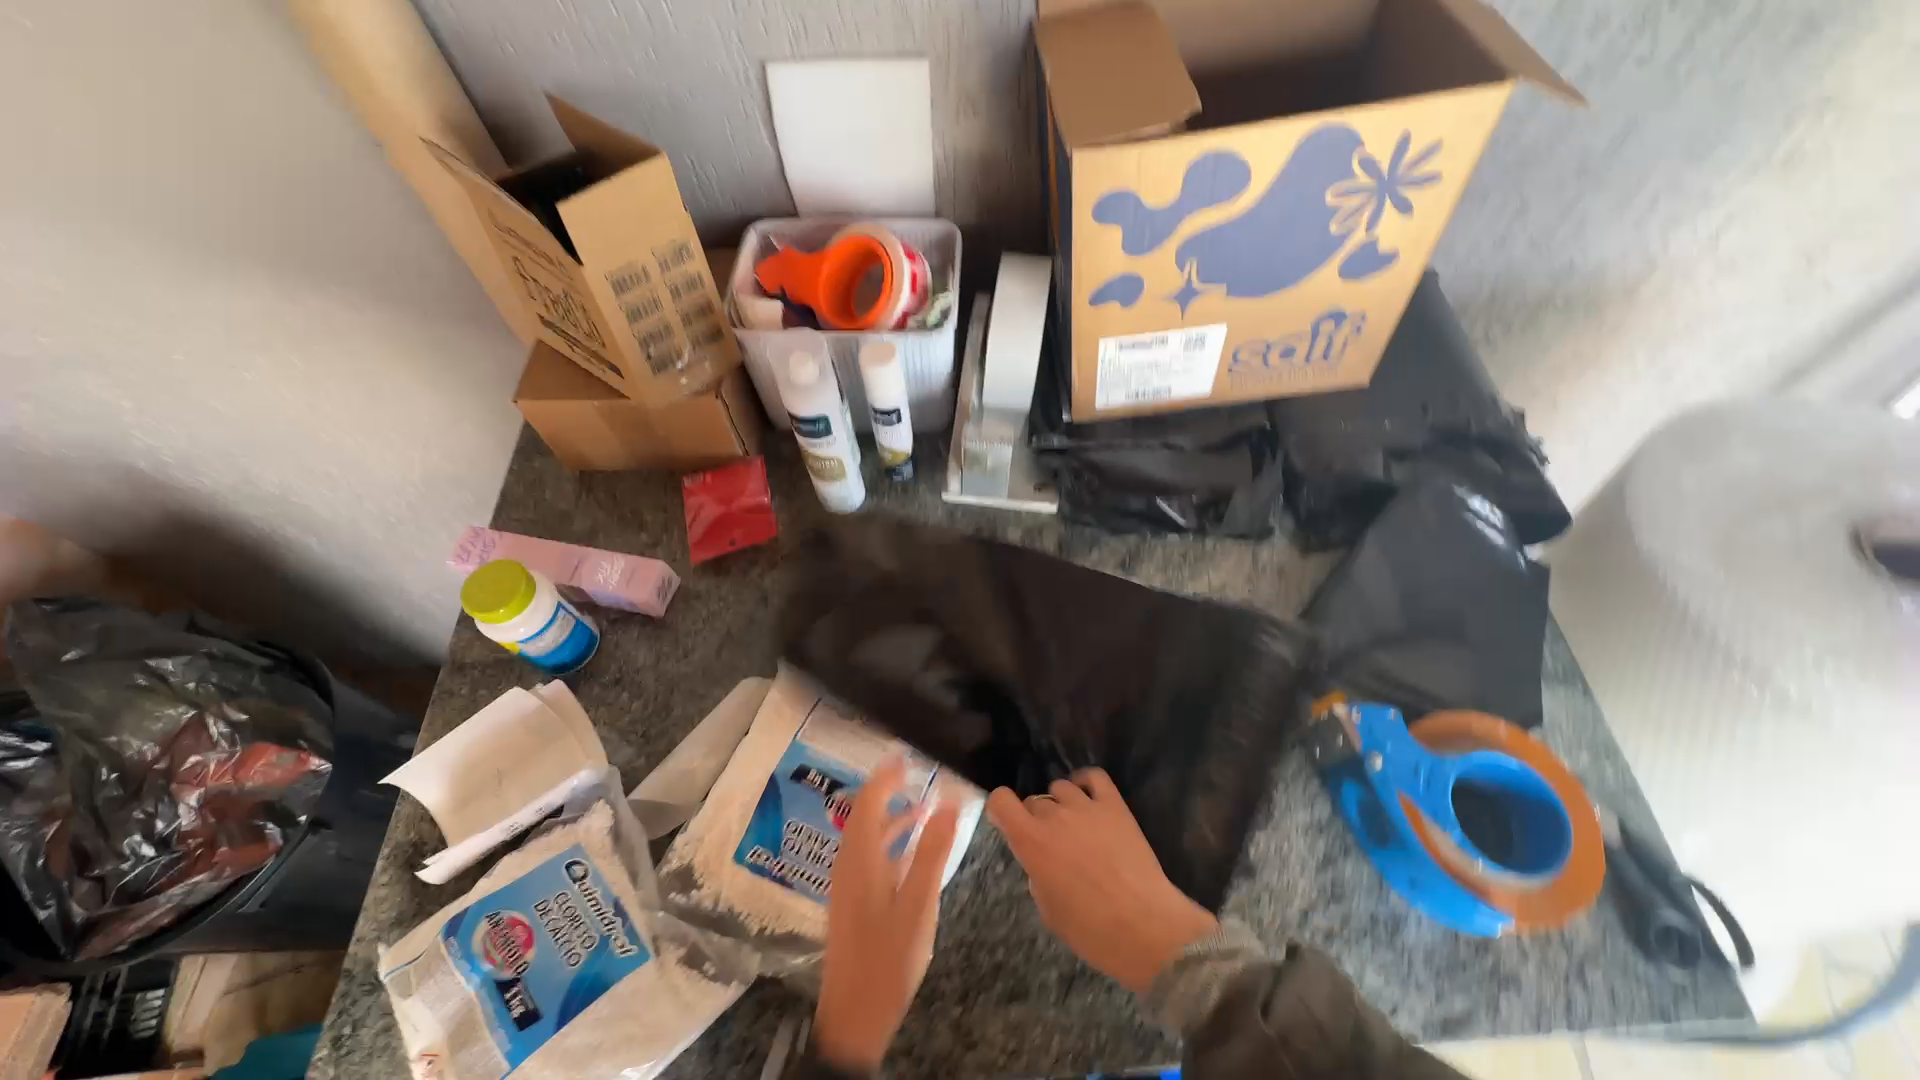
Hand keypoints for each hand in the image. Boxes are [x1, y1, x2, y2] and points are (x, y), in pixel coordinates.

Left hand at [813, 758, 960, 1071]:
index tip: (904, 754)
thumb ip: (933, 852)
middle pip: (864, 816)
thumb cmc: (887, 957)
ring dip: (892, 820)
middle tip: (917, 775)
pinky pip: (869, 857)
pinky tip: (912, 853)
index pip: (867, 801)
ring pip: (867, 838)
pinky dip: (890, 844)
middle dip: (889, 793)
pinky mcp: (852, 903)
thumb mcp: (918, 903)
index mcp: (859, 858)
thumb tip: (948, 802)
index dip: (884, 775)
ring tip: (923, 808)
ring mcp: (848, 886)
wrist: (853, 1014)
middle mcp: (848, 865)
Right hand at [988, 768, 1217, 994]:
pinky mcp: (1115, 805)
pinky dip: (1086, 783)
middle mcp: (1054, 816)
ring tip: (1074, 824)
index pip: (1000, 801)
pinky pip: (1094, 777)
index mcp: (1030, 841)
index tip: (1007, 823)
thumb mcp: (1048, 909)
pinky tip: (1088, 797)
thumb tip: (1043, 861)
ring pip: (1061, 787)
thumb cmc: (1090, 929)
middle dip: (1036, 818)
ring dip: (1061, 804)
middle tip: (1051, 843)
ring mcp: (1086, 807)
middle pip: (1034, 801)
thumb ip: (1038, 875)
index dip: (1000, 809)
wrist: (1142, 926)